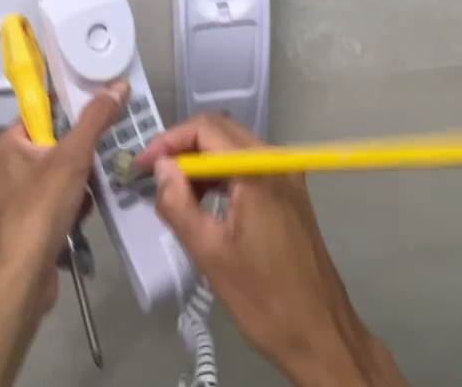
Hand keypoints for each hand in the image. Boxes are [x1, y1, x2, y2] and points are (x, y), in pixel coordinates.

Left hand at [0, 81, 126, 308]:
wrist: (19, 281)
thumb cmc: (38, 210)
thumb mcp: (72, 157)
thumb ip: (96, 119)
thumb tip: (118, 84)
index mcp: (6, 143)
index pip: (44, 112)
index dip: (73, 111)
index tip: (102, 114)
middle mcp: (5, 166)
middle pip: (56, 144)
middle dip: (82, 156)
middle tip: (100, 159)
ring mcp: (13, 198)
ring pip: (60, 174)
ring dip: (81, 183)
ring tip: (90, 195)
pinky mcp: (25, 224)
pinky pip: (56, 201)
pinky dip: (72, 205)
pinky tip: (81, 217)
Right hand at [136, 114, 407, 386]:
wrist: (320, 332)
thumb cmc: (263, 298)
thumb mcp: (210, 253)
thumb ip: (179, 204)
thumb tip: (161, 167)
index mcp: (259, 170)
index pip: (206, 129)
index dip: (169, 141)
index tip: (142, 165)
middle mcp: (277, 161)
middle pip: (221, 131)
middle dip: (182, 148)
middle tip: (152, 175)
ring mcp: (287, 174)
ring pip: (234, 147)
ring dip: (201, 162)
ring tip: (173, 192)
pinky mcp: (290, 190)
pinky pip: (248, 166)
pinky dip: (221, 175)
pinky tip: (203, 200)